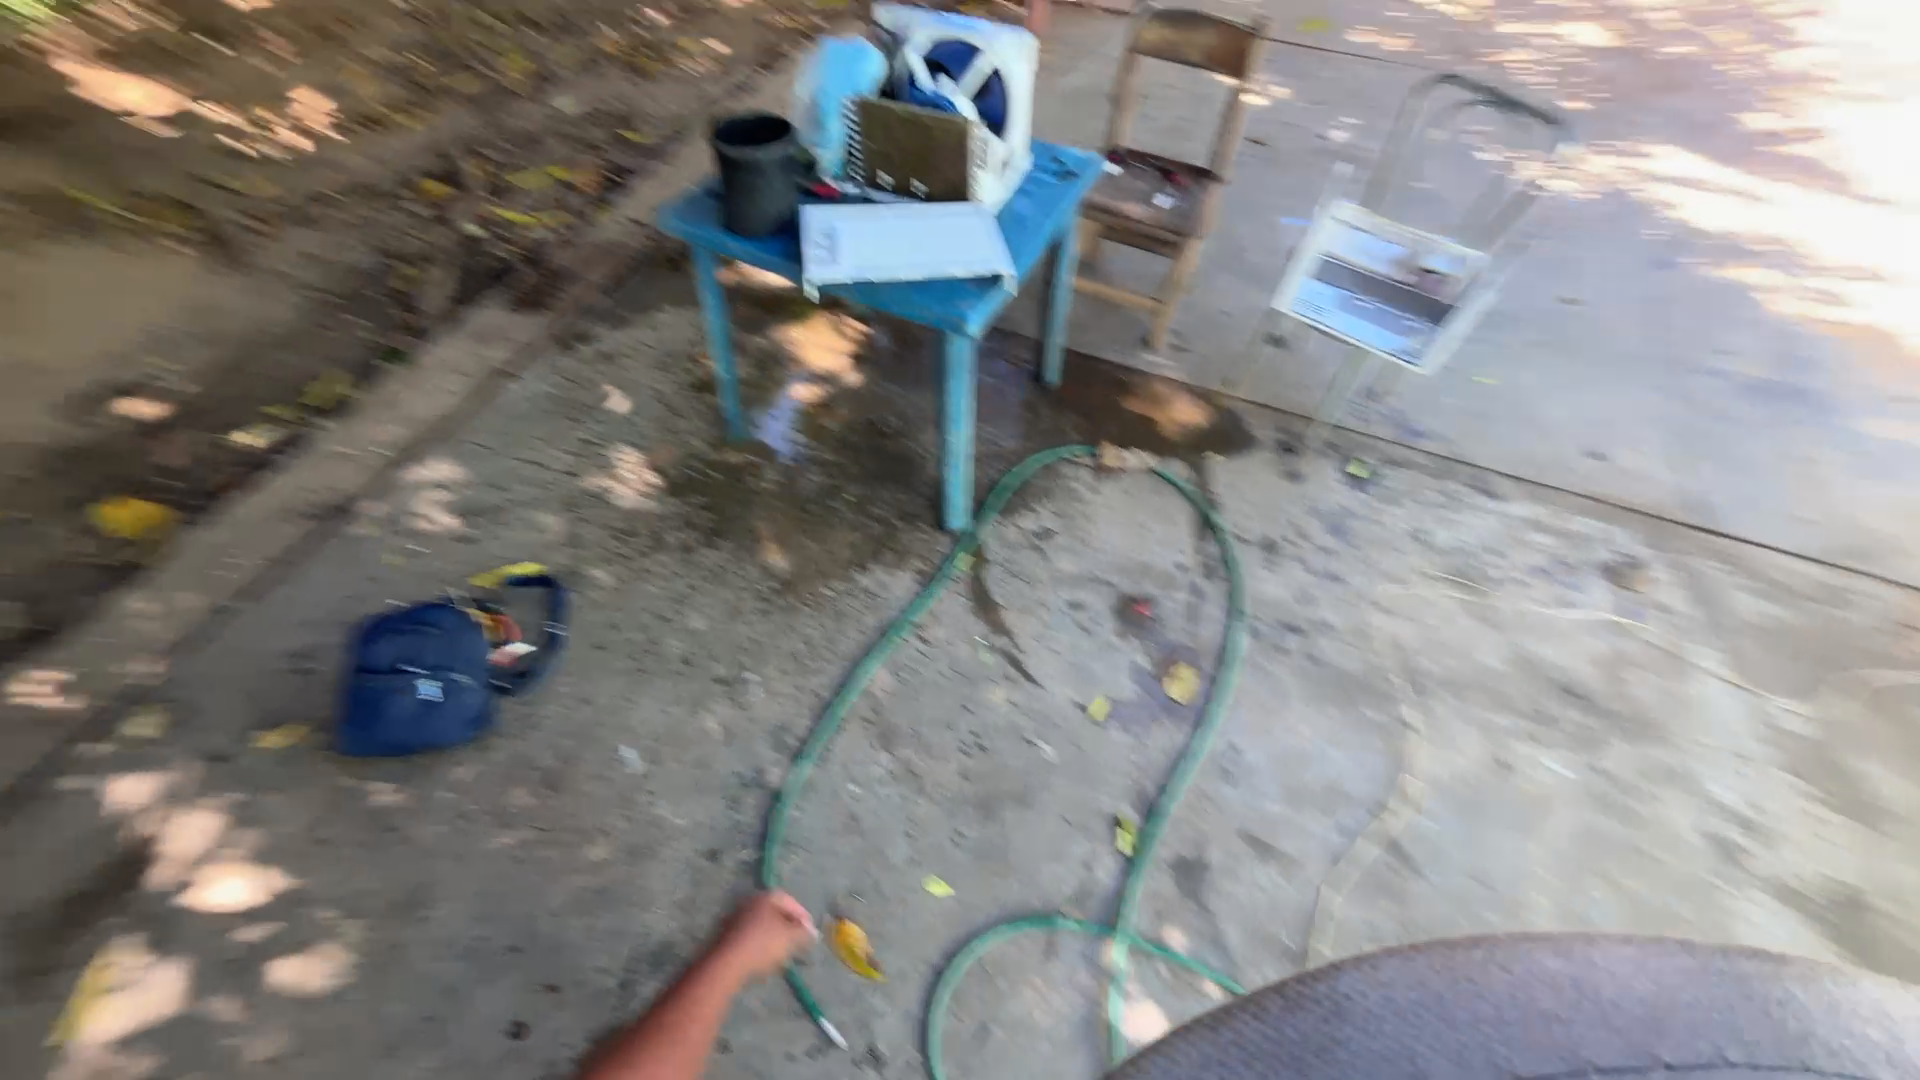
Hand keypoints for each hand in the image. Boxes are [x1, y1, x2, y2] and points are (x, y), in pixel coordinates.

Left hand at [712, 890, 817, 981]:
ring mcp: (736, 918)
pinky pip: (750, 937)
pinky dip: (760, 944)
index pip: (790, 901)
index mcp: (766, 897)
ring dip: (774, 937)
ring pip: (762, 925)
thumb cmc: (762, 944)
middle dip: (788, 926)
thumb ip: (803, 933)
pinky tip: (764, 958)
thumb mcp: (790, 938)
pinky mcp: (726, 936)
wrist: (726, 964)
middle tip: (798, 940)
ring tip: (783, 953)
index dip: (803, 915)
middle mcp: (750, 902)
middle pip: (775, 912)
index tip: (810, 930)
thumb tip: (812, 932)